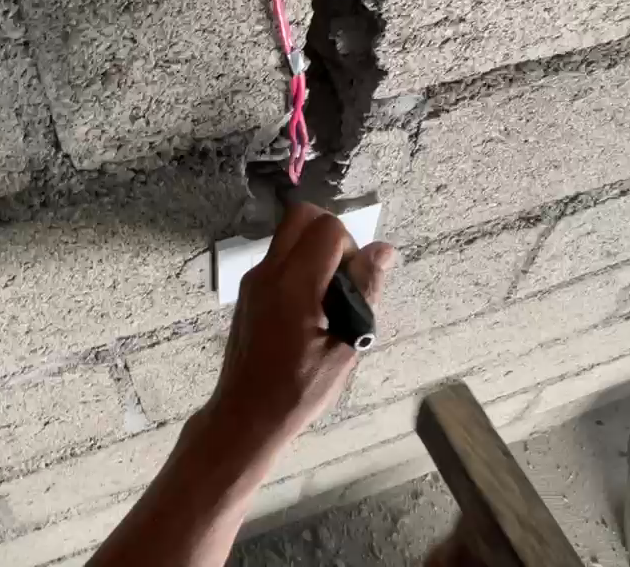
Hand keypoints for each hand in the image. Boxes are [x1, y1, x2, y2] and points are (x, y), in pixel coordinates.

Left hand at [201, 201, 397, 452]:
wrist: (245, 414)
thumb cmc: (299, 389)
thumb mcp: (344, 347)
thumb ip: (364, 292)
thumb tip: (383, 249)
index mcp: (294, 284)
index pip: (328, 228)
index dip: (350, 247)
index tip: (353, 284)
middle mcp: (269, 270)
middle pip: (302, 214)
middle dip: (331, 233)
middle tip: (342, 275)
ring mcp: (255, 277)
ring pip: (288, 233)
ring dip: (314, 247)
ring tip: (327, 295)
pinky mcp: (249, 288)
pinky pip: (279, 256)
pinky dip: (300, 263)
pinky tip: (308, 308)